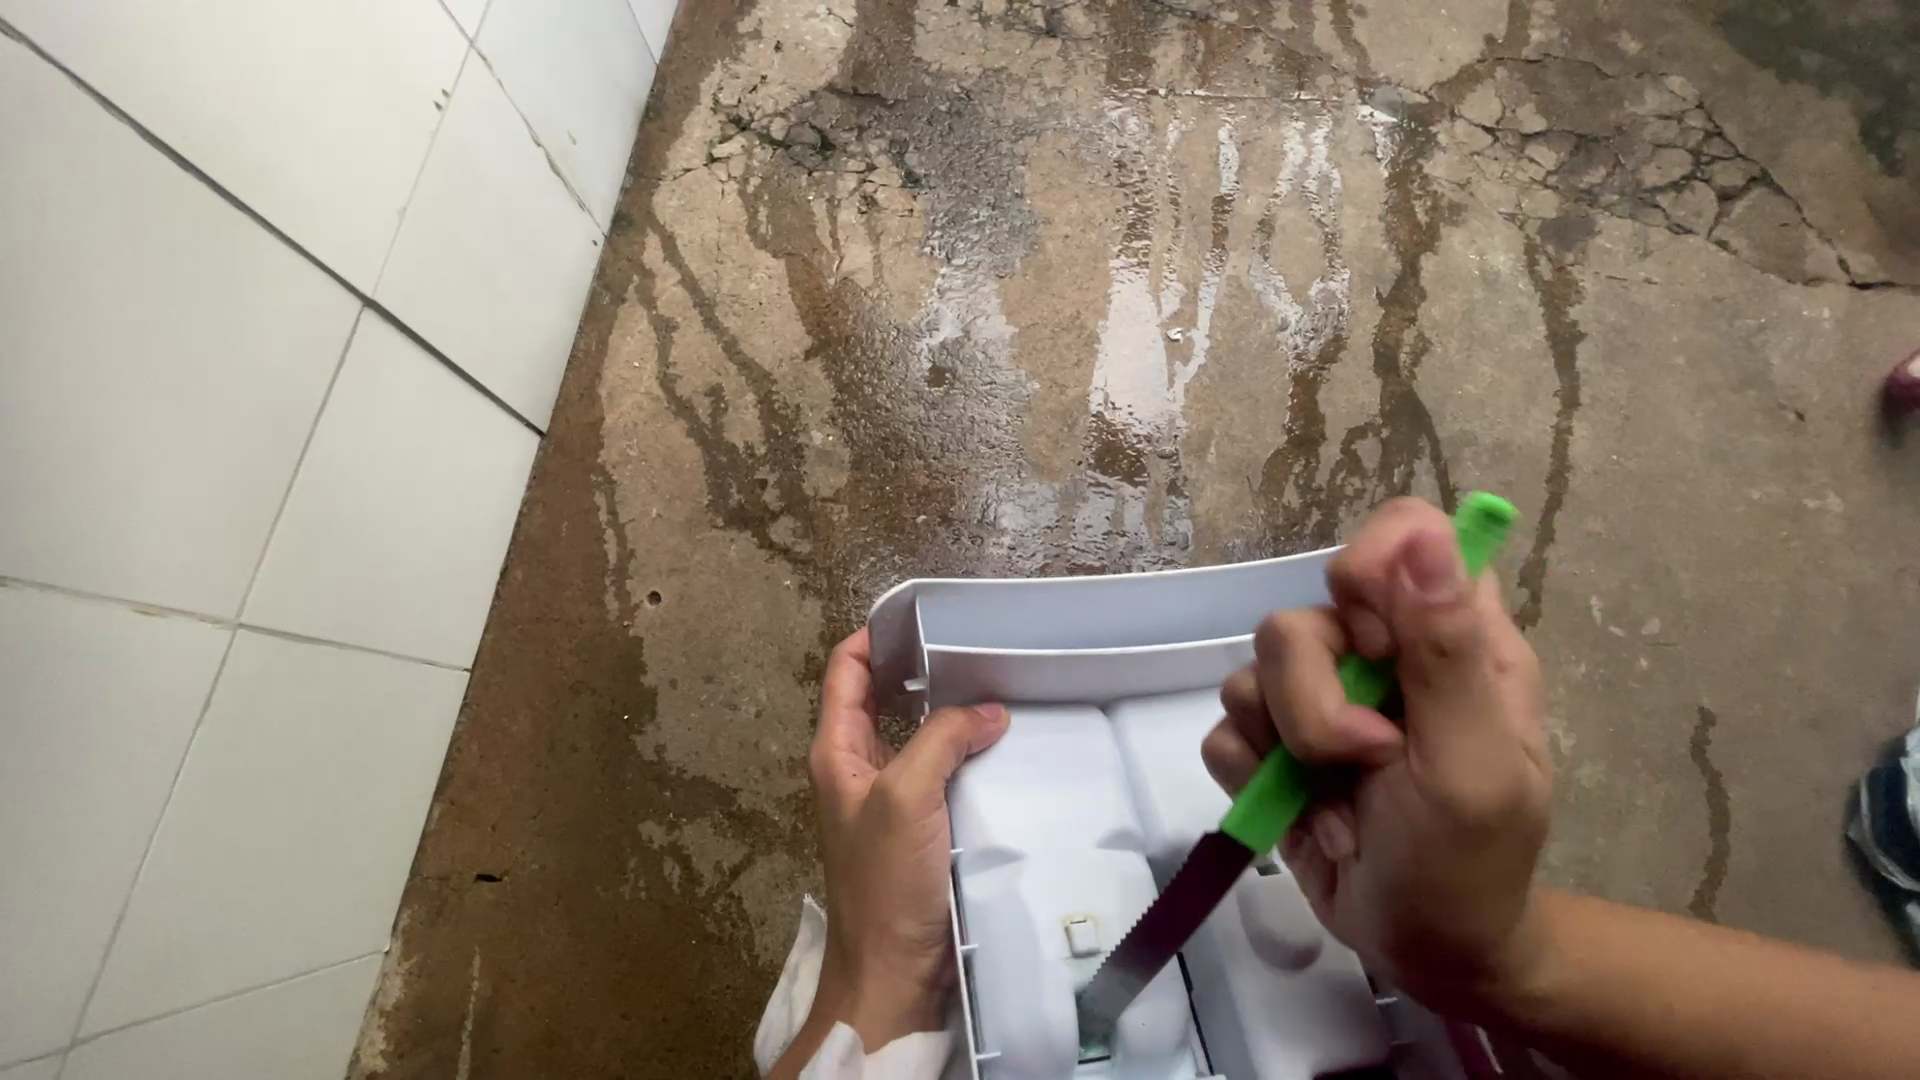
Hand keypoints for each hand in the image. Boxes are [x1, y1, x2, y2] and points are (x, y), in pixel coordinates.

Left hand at [790, 628, 1009, 1058]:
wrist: (894, 970)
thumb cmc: (887, 879)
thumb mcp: (907, 794)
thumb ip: (942, 739)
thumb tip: (989, 711)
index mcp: (836, 749)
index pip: (846, 669)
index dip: (874, 636)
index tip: (920, 616)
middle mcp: (857, 764)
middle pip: (882, 695)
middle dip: (920, 667)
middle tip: (970, 646)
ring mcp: (889, 793)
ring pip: (915, 731)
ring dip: (947, 709)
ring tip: (992, 684)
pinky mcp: (919, 821)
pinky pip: (940, 767)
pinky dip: (963, 748)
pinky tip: (998, 742)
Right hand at [1200, 497, 1551, 1019]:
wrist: (1418, 944)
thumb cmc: (1470, 860)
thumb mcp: (1475, 763)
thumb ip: (1446, 652)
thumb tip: (1427, 535)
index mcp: (1446, 638)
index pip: (1401, 534)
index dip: (1370, 569)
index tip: (1368, 639)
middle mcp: (1371, 653)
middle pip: (1296, 618)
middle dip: (1314, 698)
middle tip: (1365, 754)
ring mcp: (1311, 697)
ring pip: (1246, 673)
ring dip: (1286, 749)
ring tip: (1338, 799)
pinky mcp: (1264, 742)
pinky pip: (1221, 729)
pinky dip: (1253, 779)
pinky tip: (1301, 813)